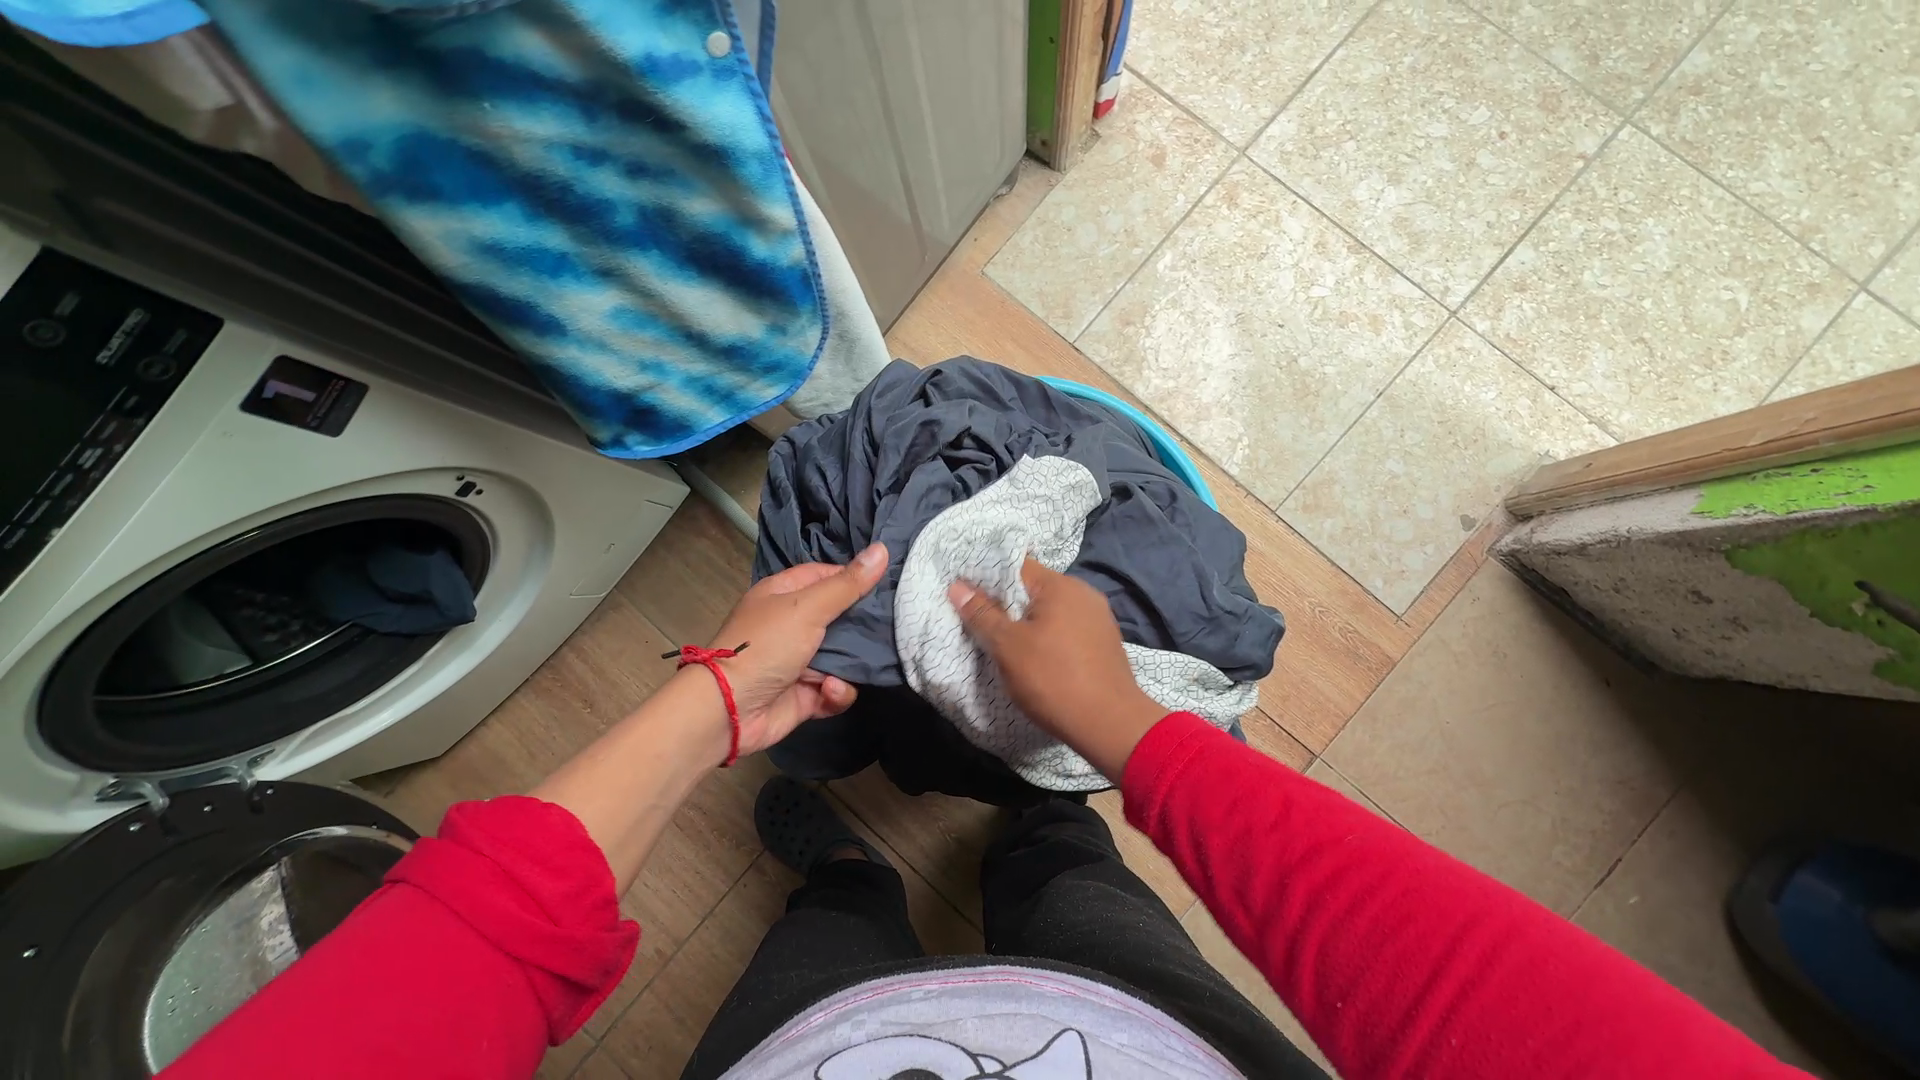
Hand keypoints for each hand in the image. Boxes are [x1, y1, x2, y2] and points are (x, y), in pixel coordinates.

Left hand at [689, 542, 886, 756]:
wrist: (729, 710)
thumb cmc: (765, 646)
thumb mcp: (807, 607)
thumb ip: (847, 584)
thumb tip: (882, 549)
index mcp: (783, 595)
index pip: (825, 576)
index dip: (853, 577)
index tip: (886, 582)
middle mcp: (791, 625)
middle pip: (839, 617)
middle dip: (862, 625)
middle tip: (893, 624)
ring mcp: (799, 661)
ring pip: (844, 656)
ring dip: (853, 663)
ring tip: (861, 664)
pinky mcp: (805, 695)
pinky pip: (835, 690)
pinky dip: (836, 692)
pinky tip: (829, 690)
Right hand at [948, 559, 1166, 781]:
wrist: (1109, 724)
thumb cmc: (1053, 679)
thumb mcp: (1008, 646)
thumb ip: (982, 614)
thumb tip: (957, 586)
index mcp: (1061, 585)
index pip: (1016, 566)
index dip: (987, 579)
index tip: (967, 596)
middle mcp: (1084, 593)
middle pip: (1034, 589)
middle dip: (1007, 604)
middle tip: (981, 624)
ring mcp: (1098, 618)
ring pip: (1051, 611)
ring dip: (1029, 624)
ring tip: (1007, 645)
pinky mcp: (1104, 642)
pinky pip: (1068, 629)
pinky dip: (1050, 638)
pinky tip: (1039, 659)